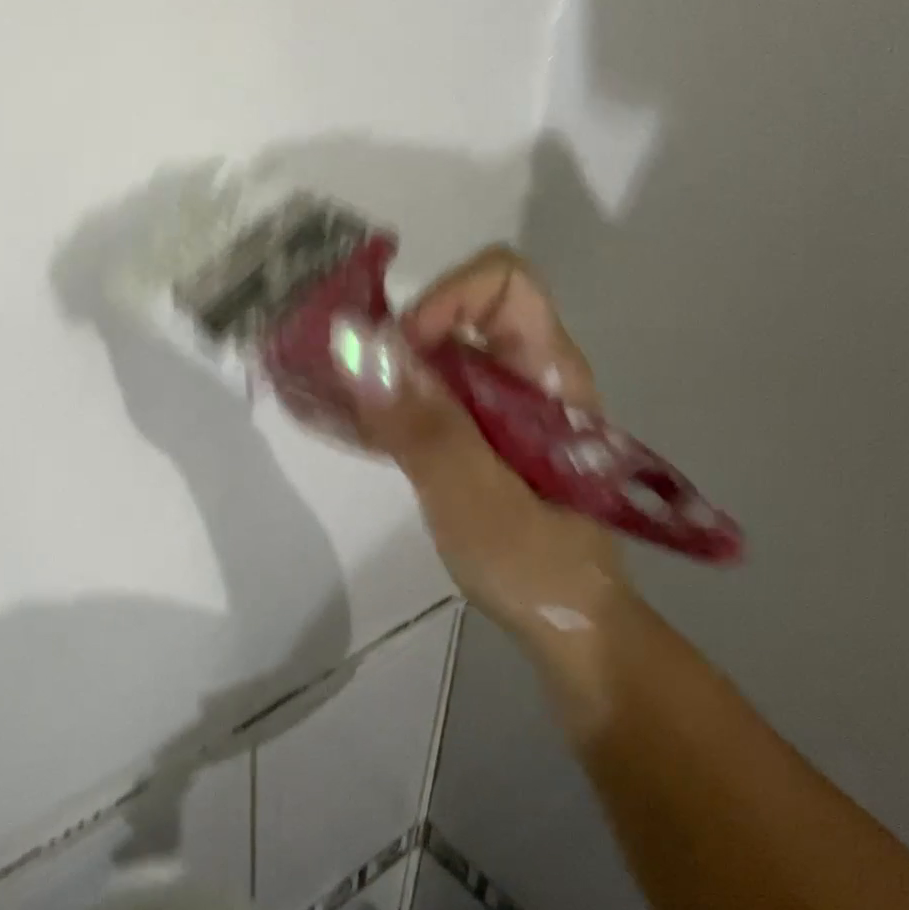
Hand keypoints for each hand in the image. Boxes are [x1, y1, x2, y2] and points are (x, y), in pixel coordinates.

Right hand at [338, 246, 629, 636]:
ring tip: (338, 405)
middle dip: (398, 333)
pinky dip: (388, 401)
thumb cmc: (538, 567)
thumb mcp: (477, 501)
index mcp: (549, 375)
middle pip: (461, 309)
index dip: (443, 300)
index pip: (503, 283)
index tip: (397, 357)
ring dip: (385, 368)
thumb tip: (363, 353)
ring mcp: (500, 404)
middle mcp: (526, 375)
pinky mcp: (477, 433)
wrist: (569, 626)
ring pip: (437, 352)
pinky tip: (351, 427)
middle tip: (349, 383)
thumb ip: (427, 428)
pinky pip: (427, 394)